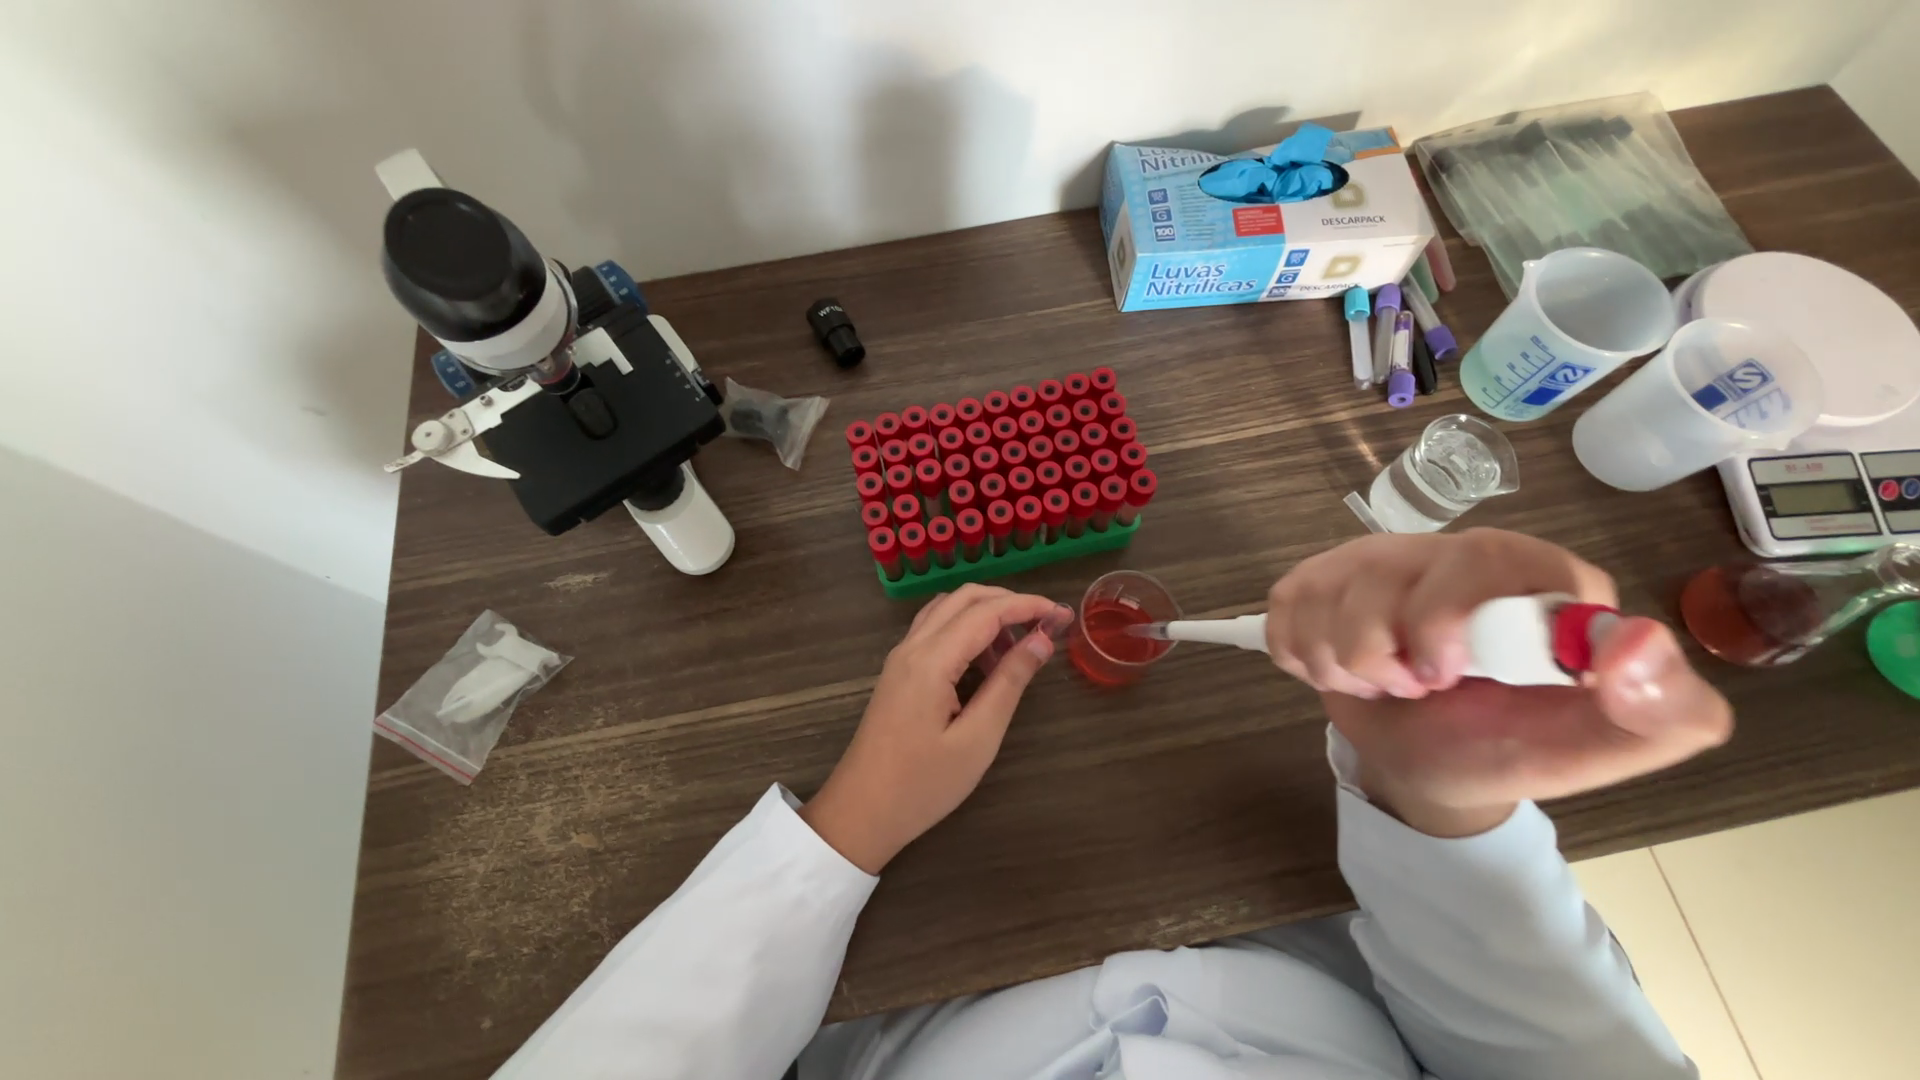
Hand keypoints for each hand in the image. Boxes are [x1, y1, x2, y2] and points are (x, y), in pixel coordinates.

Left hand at [800, 585, 1069, 872]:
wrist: (860, 812)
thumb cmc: (922, 784)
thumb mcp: (977, 739)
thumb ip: (1009, 683)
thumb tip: (1041, 641)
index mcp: (931, 660)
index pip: (986, 612)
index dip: (1028, 606)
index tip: (1063, 614)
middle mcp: (912, 647)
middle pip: (964, 598)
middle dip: (1009, 602)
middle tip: (1046, 623)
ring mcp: (900, 658)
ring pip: (947, 610)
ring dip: (986, 613)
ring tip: (1019, 648)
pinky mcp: (898, 672)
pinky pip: (934, 631)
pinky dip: (965, 629)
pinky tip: (986, 661)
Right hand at [1265, 529, 1732, 836]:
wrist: (1425, 762)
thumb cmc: (1505, 747)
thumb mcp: (1602, 748)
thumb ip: (1663, 707)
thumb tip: (1634, 643)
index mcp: (1524, 571)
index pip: (1473, 558)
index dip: (1440, 619)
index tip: (1443, 676)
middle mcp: (1443, 551)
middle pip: (1376, 578)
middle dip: (1379, 657)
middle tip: (1415, 688)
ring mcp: (1367, 560)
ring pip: (1320, 600)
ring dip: (1343, 669)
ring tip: (1382, 683)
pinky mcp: (1313, 580)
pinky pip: (1283, 613)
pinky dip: (1302, 660)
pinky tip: (1342, 670)